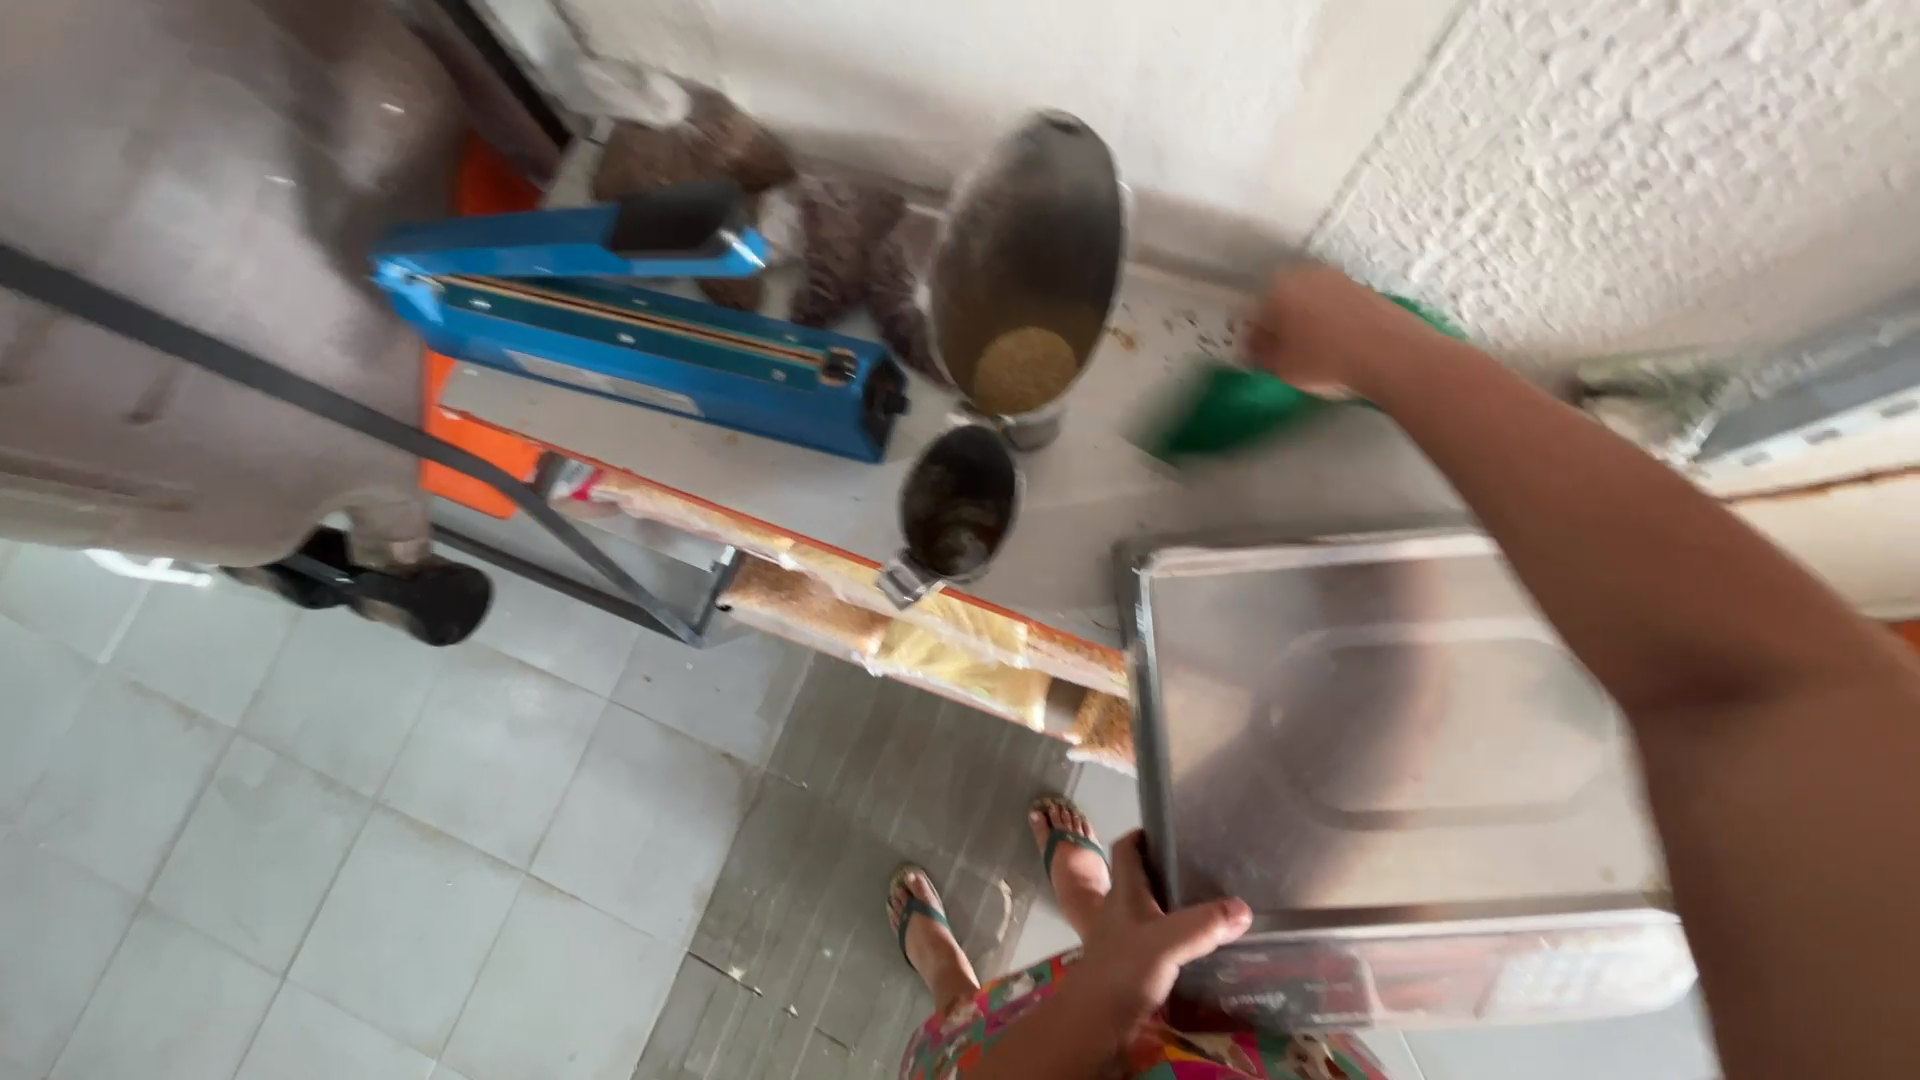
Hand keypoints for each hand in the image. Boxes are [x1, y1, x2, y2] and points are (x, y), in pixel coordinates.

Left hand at [1064, 831, 1251, 1028]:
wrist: (1096, 1021)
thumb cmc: (1123, 969)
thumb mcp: (1166, 941)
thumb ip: (1203, 924)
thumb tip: (1243, 908)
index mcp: (1124, 891)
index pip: (1126, 849)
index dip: (1141, 835)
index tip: (1168, 829)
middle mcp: (1120, 908)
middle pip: (1139, 877)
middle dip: (1164, 869)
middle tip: (1200, 867)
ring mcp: (1124, 937)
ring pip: (1148, 909)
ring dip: (1171, 905)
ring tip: (1207, 904)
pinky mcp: (1132, 964)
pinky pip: (1155, 939)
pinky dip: (1174, 937)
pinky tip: (1197, 947)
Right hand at [1242, 263, 1446, 397]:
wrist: (1394, 355)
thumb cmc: (1325, 361)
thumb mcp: (1281, 367)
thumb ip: (1259, 353)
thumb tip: (1253, 345)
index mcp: (1279, 288)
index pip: (1254, 313)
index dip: (1255, 338)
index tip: (1260, 358)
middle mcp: (1308, 274)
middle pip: (1283, 302)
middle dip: (1281, 326)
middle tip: (1285, 355)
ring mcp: (1340, 279)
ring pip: (1310, 303)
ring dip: (1306, 323)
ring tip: (1314, 353)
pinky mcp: (1365, 290)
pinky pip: (1335, 306)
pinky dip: (1331, 322)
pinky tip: (1338, 346)